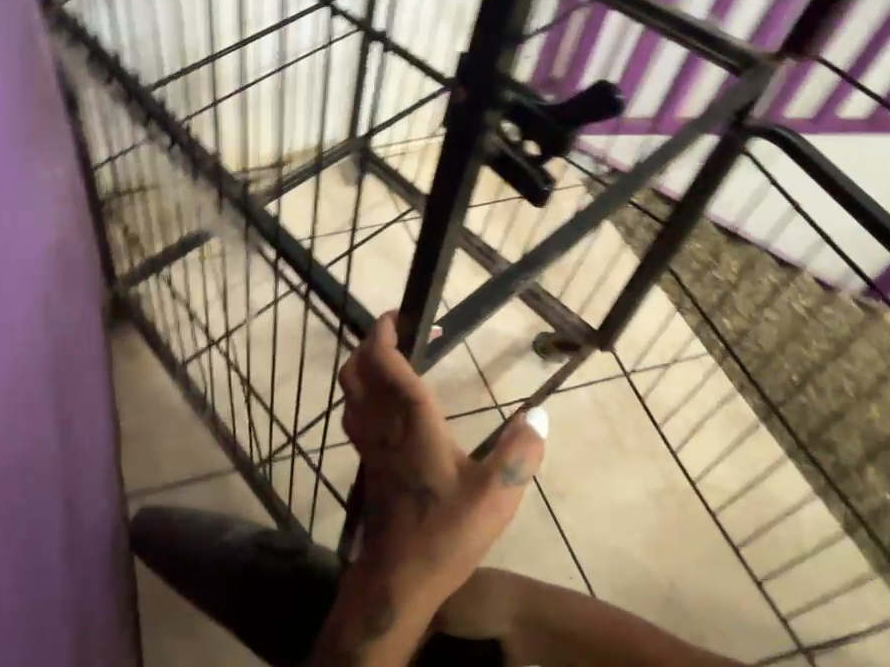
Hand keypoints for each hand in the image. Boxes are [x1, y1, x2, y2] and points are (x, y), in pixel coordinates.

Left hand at [338, 312, 548, 607]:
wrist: (399, 574)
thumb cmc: (446, 531)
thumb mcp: (495, 496)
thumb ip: (518, 452)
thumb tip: (539, 413)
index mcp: (410, 421)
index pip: (387, 362)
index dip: (387, 333)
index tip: (400, 315)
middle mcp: (381, 423)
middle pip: (358, 369)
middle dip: (371, 343)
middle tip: (397, 332)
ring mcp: (368, 442)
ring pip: (350, 389)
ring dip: (363, 366)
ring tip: (391, 360)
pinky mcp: (365, 461)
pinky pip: (353, 412)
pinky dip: (362, 393)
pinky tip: (385, 405)